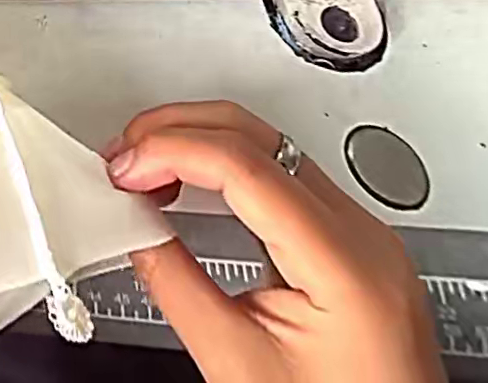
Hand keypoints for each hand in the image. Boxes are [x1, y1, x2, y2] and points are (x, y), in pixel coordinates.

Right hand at [104, 102, 444, 382]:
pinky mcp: (342, 236)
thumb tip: (132, 221)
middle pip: (254, 135)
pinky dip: (217, 161)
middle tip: (125, 154)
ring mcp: (357, 230)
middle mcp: (361, 233)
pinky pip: (273, 169)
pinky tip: (185, 175)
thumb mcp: (238, 369)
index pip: (246, 166)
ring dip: (194, 138)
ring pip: (262, 140)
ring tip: (144, 162)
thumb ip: (176, 283)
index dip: (173, 149)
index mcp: (346, 266)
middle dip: (176, 129)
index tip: (126, 165)